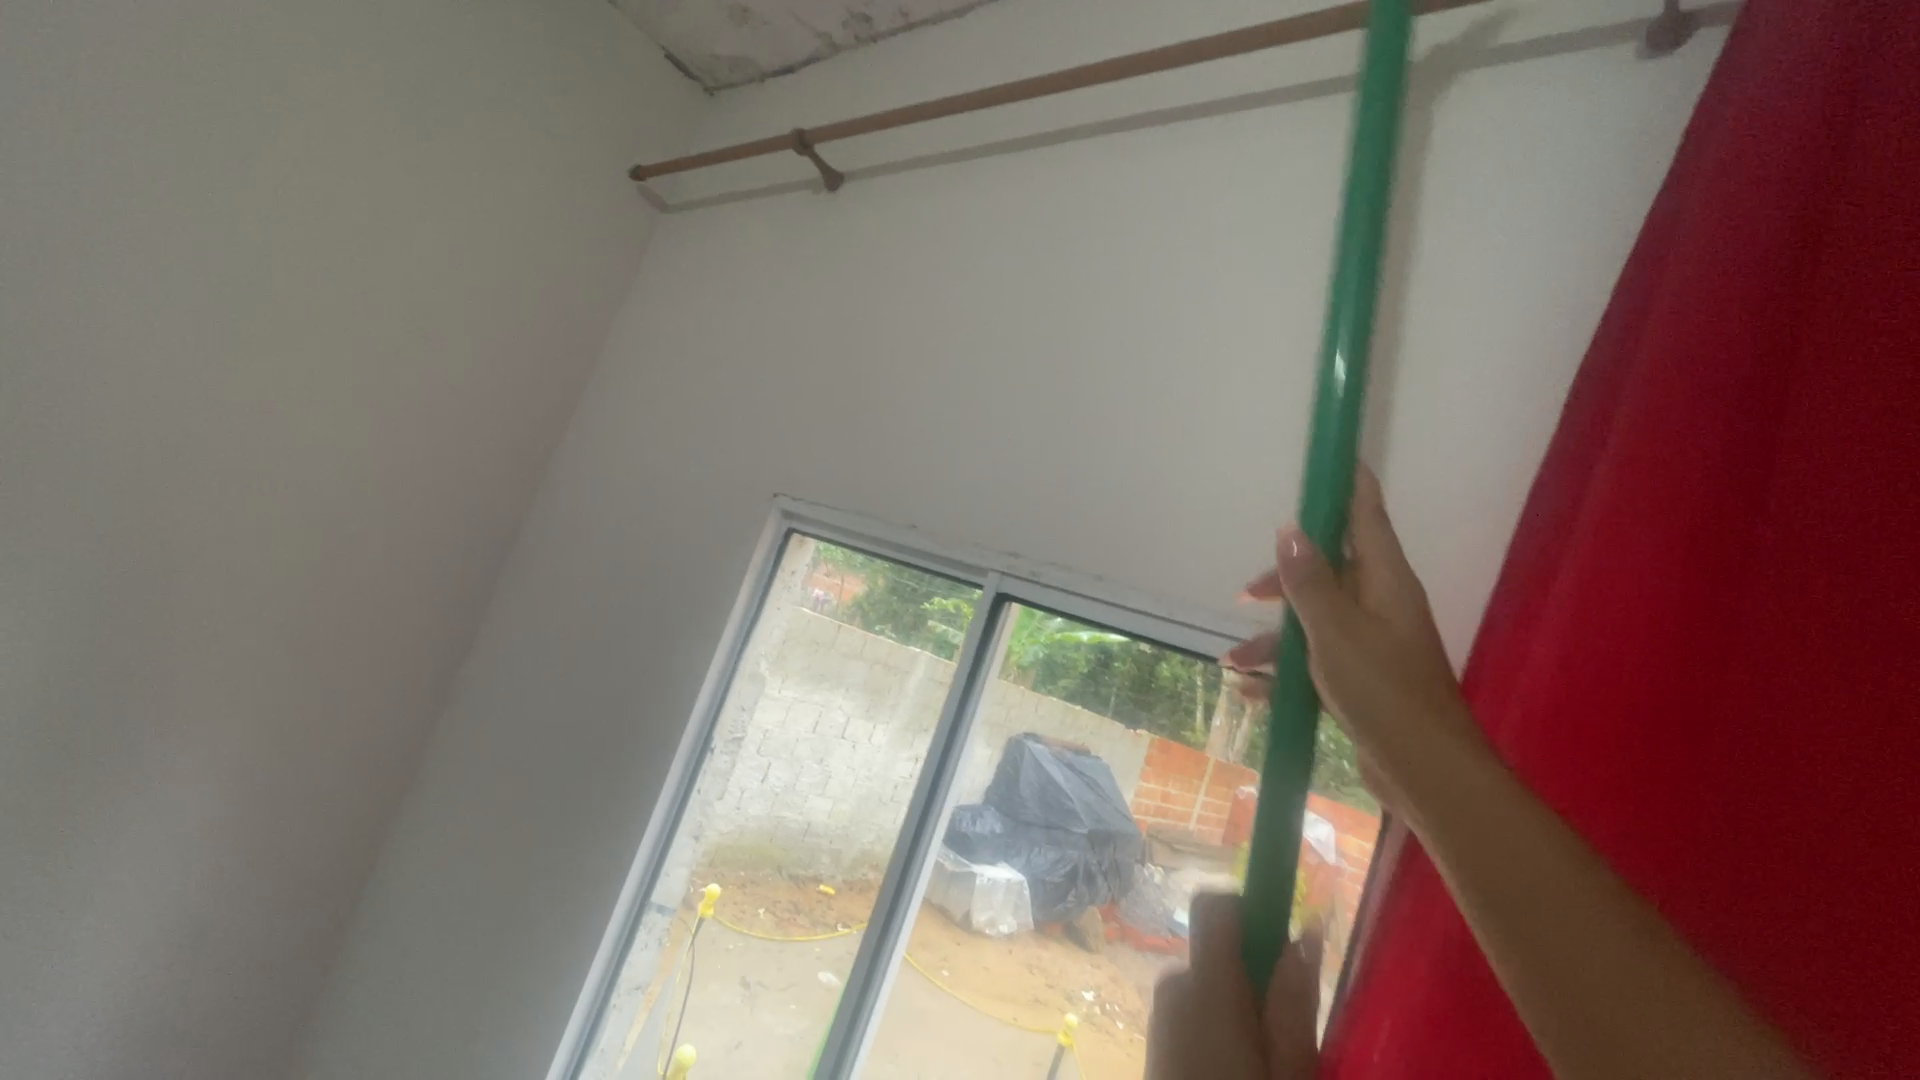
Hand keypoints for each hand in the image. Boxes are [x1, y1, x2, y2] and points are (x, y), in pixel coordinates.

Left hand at [1147, 893, 1322, 1079]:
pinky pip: (1198, 1004)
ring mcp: (1163, 1007)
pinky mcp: (1159, 1030)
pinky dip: (1224, 1022)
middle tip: (1289, 1037)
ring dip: (1244, 1006)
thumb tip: (1307, 926)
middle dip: (1259, 975)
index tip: (1284, 941)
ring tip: (1266, 1066)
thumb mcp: (1290, 1072)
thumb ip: (1294, 998)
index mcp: (1207, 986)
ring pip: (1215, 980)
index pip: (1214, 904)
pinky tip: (1239, 1071)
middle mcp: (1175, 982)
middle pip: (1222, 947)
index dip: (1250, 907)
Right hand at [1224, 467, 1486, 819]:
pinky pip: (1315, 662)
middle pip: (1328, 571)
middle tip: (1246, 593)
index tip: (1328, 456)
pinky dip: (1284, 673)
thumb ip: (1310, 580)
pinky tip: (1251, 692)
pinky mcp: (1362, 682)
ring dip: (1274, 640)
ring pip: (1314, 622)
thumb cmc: (1382, 690)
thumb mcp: (1335, 631)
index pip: (1366, 516)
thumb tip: (1290, 528)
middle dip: (1283, 581)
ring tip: (1233, 663)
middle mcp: (1381, 606)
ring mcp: (1372, 645)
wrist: (1424, 771)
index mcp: (1384, 582)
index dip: (1347, 485)